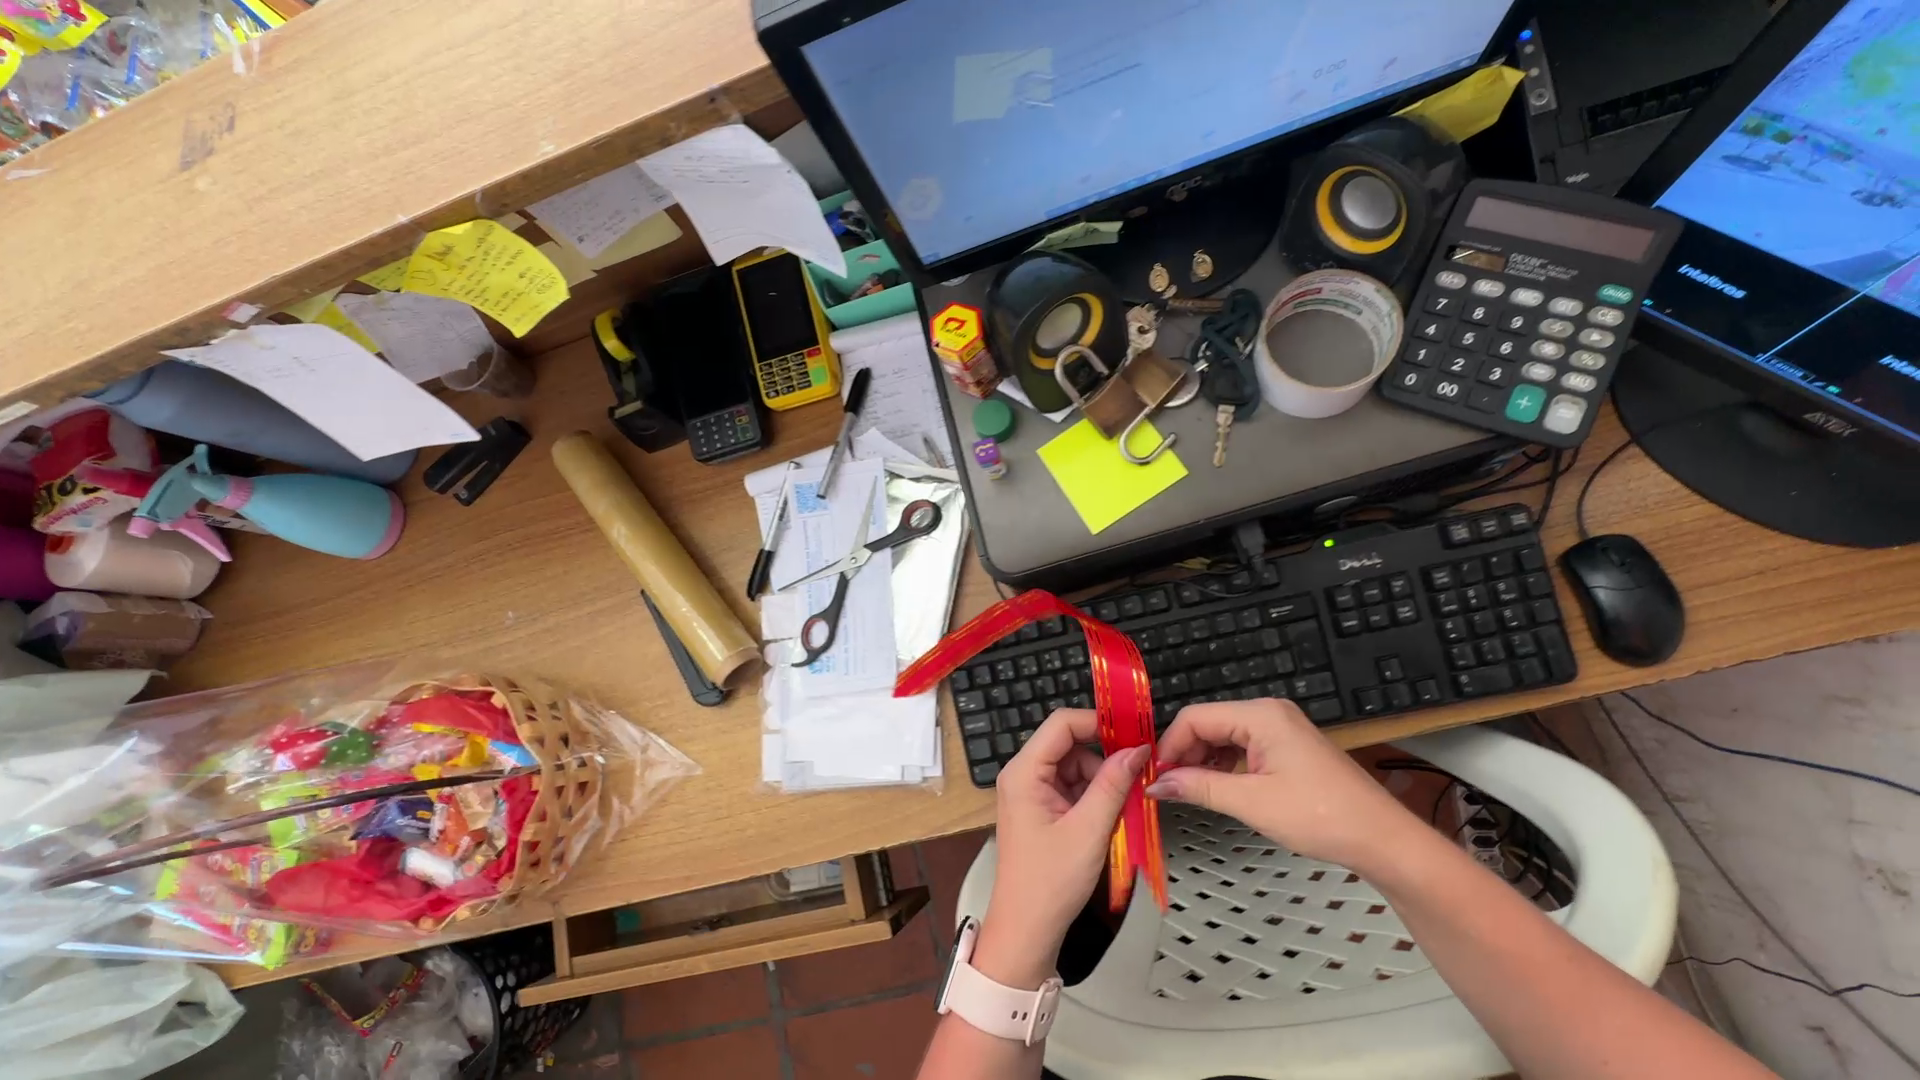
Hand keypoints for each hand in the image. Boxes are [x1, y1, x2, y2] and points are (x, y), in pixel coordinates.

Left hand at [977, 708, 1147, 989]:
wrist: (1027, 929)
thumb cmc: (1050, 882)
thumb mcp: (1089, 829)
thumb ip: (1113, 784)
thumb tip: (1138, 749)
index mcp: (1024, 772)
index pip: (1062, 724)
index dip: (1098, 722)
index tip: (1134, 733)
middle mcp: (1024, 774)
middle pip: (1070, 743)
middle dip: (1105, 755)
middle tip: (1139, 771)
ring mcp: (1032, 792)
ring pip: (1076, 766)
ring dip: (1103, 779)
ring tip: (1125, 803)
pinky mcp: (1043, 809)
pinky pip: (1074, 787)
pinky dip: (1095, 795)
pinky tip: (1112, 815)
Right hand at [1148, 699, 1423, 874]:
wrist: (1382, 839)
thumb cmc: (1320, 816)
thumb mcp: (1252, 802)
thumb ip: (1199, 788)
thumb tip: (1155, 784)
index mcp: (1260, 715)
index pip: (1195, 718)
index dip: (1170, 746)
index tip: (1156, 778)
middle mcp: (1269, 713)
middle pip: (1208, 724)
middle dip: (1185, 754)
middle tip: (1168, 789)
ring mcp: (1281, 729)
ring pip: (1224, 737)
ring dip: (1203, 763)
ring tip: (1191, 793)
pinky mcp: (1288, 748)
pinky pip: (1243, 749)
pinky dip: (1225, 768)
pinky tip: (1219, 791)